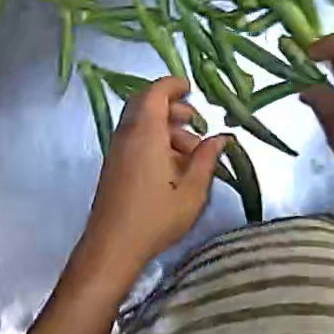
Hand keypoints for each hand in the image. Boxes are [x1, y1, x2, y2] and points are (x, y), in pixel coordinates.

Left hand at [74, 77, 229, 291]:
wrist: (112, 248)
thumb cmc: (155, 219)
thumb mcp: (193, 191)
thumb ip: (207, 159)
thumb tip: (221, 137)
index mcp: (146, 134)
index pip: (155, 93)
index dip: (173, 85)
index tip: (191, 88)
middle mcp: (128, 136)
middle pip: (146, 105)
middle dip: (173, 107)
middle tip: (196, 120)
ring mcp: (118, 151)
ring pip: (142, 123)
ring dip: (167, 127)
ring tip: (192, 151)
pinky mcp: (115, 166)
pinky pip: (135, 139)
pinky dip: (155, 140)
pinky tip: (174, 166)